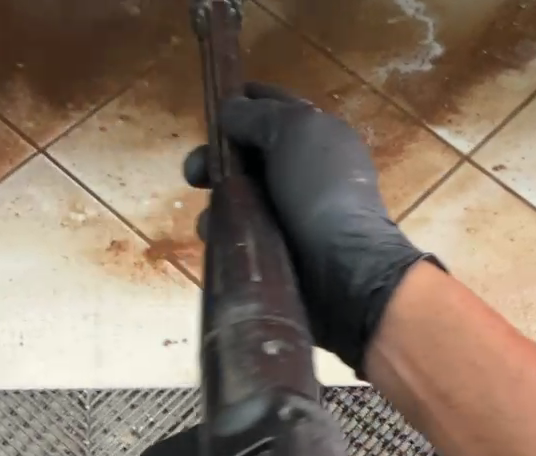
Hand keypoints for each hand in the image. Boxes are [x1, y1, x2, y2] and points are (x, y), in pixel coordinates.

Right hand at [185, 83, 438, 372]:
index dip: (243, 104)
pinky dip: (228, 236)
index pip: (275, 109)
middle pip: (249, 157)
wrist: (342, 271)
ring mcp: (292, 217)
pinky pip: (244, 237)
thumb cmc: (320, 191)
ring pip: (240, 200)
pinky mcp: (280, 254)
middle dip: (218, 159)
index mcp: (318, 138)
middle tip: (193, 174)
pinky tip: (218, 241)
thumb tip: (229, 110)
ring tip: (209, 219)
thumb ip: (258, 115)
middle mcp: (305, 174)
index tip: (211, 109)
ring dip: (219, 204)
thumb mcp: (293, 132)